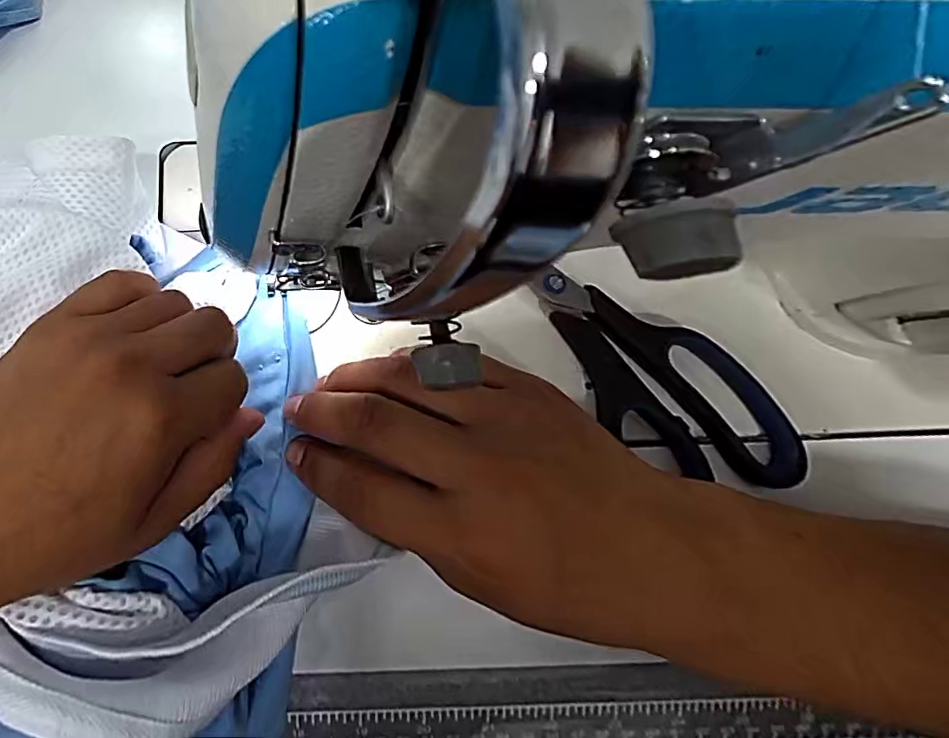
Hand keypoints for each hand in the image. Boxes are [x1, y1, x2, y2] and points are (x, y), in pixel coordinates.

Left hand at [0, 271, 260, 668]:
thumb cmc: (58, 534)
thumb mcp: (149, 525)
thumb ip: (211, 466)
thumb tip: (249, 414)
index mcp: (161, 419)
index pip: (233, 378)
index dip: (225, 401)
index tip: (202, 419)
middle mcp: (134, 363)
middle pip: (214, 324)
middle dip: (214, 357)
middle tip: (185, 388)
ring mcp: (92, 333)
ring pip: (174, 301)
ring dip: (177, 331)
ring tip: (151, 365)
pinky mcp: (57, 319)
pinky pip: (122, 282)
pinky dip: (140, 300)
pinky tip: (128, 332)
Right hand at [284, 353, 714, 648]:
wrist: (653, 545)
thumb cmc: (567, 584)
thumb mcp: (478, 581)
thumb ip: (415, 528)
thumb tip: (361, 482)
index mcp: (463, 532)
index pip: (365, 491)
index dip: (320, 469)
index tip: (296, 454)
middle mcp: (476, 468)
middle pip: (375, 424)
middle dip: (322, 412)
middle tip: (296, 408)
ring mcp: (502, 417)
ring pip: (406, 379)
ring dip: (357, 376)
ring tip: (330, 380)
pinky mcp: (524, 387)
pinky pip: (452, 363)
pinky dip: (410, 363)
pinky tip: (388, 367)